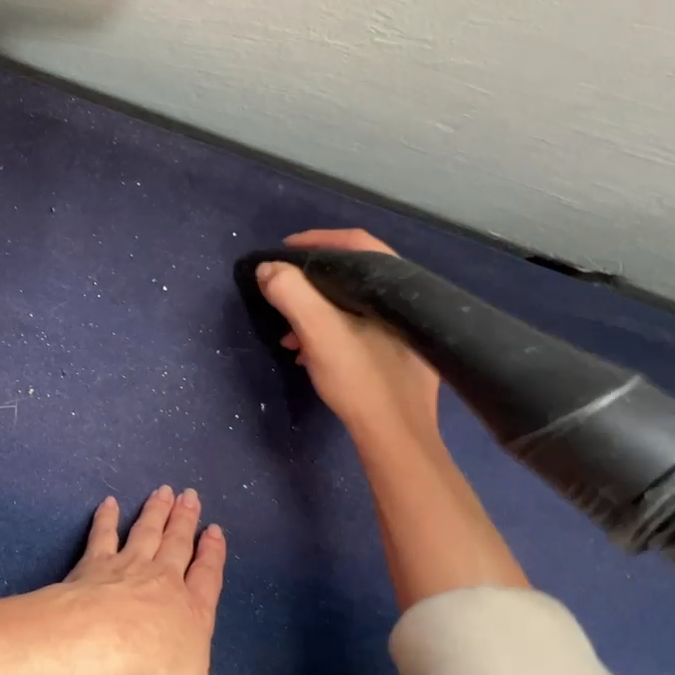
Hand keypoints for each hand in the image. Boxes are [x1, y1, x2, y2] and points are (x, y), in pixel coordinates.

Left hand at [54, 486, 293, 674]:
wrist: (85, 651)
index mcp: (193, 614)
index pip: (208, 577)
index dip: (213, 554)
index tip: (215, 530)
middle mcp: (162, 583)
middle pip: (177, 545)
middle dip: (185, 521)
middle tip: (189, 495)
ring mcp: (125, 569)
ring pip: (145, 533)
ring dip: (155, 512)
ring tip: (162, 491)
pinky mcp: (90, 566)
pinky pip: (102, 535)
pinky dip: (106, 518)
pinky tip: (107, 503)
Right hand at [255, 228, 441, 440]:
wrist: (397, 436)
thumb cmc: (360, 378)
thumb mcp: (317, 332)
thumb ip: (291, 293)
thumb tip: (267, 268)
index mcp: (392, 286)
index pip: (356, 242)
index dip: (317, 239)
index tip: (283, 249)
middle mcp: (404, 302)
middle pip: (353, 275)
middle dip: (311, 282)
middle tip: (281, 290)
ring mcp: (406, 331)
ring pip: (354, 305)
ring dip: (316, 312)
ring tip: (288, 333)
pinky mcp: (402, 356)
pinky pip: (361, 328)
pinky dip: (331, 331)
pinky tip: (309, 354)